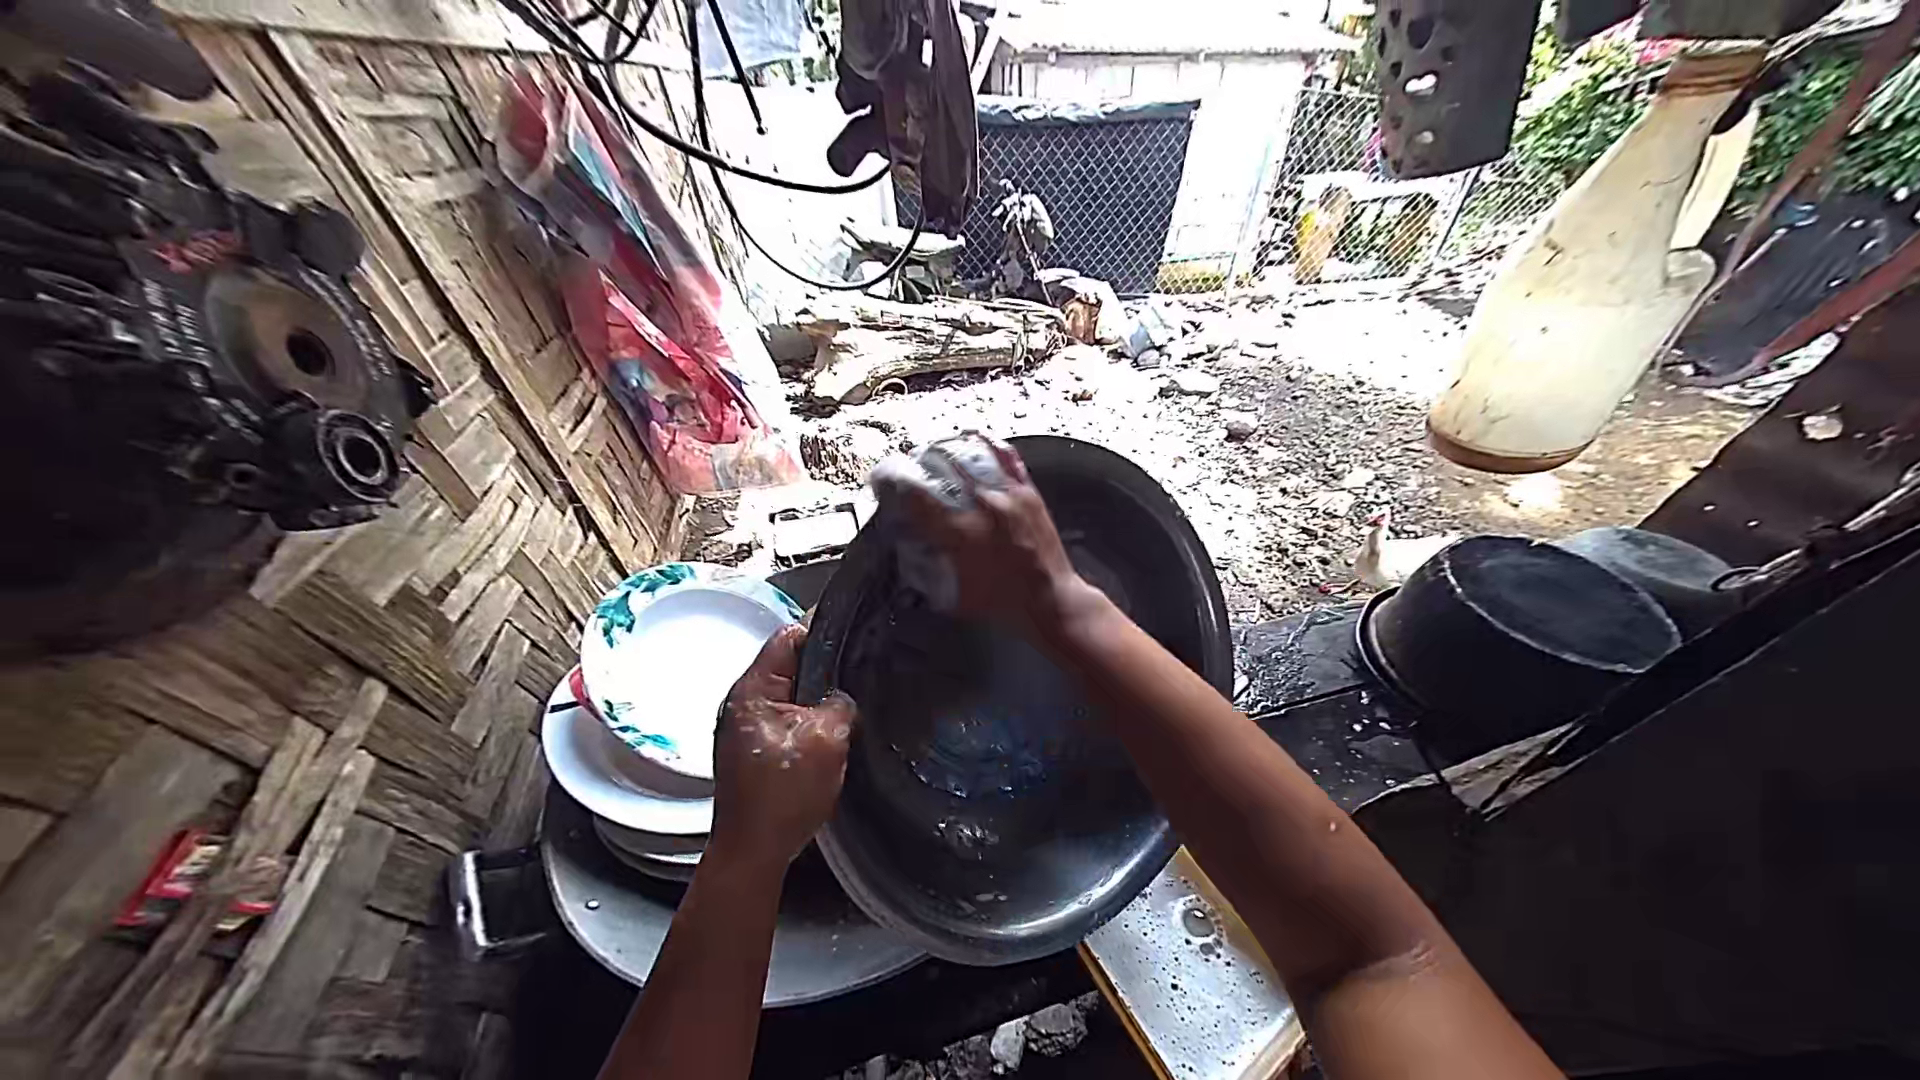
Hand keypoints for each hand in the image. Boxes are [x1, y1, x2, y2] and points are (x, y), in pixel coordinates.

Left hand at [710, 624, 856, 867]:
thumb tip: (844, 696)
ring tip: (850, 704)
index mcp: (752, 691)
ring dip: (818, 700)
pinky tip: (832, 733)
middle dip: (824, 671)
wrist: (753, 853)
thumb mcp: (825, 740)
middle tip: (858, 675)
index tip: (854, 640)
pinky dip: (810, 720)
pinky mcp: (756, 748)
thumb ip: (839, 704)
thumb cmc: (783, 796)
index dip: (823, 633)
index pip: (788, 637)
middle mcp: (743, 702)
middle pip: (790, 665)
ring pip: (792, 694)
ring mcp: (747, 727)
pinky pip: (789, 718)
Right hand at [901, 437, 1089, 633]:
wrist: (1051, 600)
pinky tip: (972, 438)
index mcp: (958, 532)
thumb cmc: (1002, 603)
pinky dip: (984, 443)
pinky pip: (1003, 454)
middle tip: (907, 470)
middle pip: (937, 463)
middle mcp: (981, 505)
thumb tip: (909, 545)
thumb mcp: (951, 593)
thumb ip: (925, 567)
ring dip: (944, 449)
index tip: (881, 481)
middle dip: (915, 462)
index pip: (912, 491)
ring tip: (932, 452)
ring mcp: (1006, 494)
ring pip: (968, 452)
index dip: (889, 480)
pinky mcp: (1027, 491)